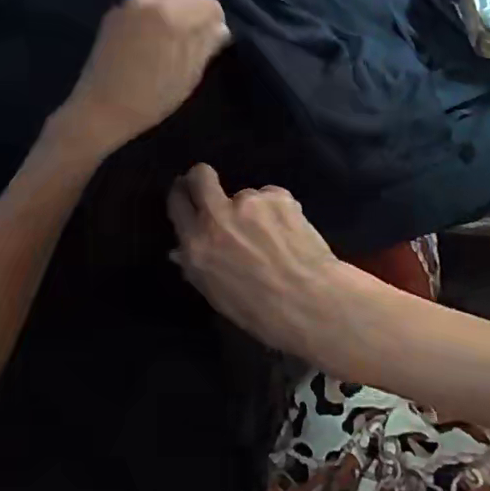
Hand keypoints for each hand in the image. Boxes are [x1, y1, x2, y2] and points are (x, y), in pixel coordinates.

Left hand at [54, 0, 231, 155]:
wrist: (100, 109)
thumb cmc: (150, 98)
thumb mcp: (188, 75)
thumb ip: (206, 44)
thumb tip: (219, 27)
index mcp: (172, 14)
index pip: (208, 2)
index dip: (214, 21)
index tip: (210, 43)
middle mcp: (149, 0)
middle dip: (193, 18)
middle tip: (189, 47)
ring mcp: (128, 6)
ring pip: (164, 2)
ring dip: (172, 18)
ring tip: (166, 48)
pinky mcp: (113, 15)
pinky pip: (144, 9)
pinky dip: (151, 21)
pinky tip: (147, 46)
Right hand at [167, 164, 366, 359]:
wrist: (313, 303)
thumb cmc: (262, 313)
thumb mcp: (217, 296)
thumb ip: (196, 266)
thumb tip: (181, 249)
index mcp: (196, 245)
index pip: (176, 203)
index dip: (180, 194)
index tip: (185, 193)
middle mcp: (217, 217)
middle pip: (199, 177)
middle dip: (200, 177)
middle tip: (209, 186)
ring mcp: (247, 201)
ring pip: (244, 194)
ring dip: (252, 210)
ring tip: (273, 237)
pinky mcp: (276, 196)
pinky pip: (271, 198)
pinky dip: (277, 212)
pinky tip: (291, 233)